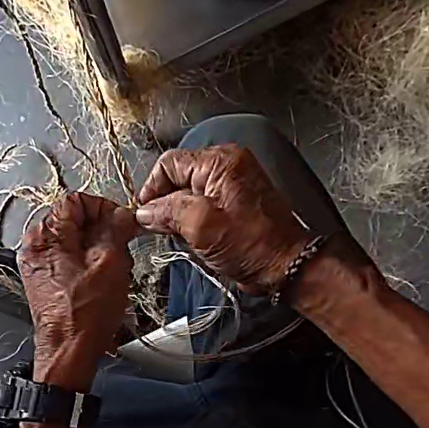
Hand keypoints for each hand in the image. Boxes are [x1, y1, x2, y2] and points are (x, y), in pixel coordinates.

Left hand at [18, 193, 138, 391]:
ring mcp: (38, 265)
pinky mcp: (45, 281)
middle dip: (103, 232)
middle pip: (75, 221)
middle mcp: (35, 247)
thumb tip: (122, 213)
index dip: (103, 207)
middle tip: (121, 251)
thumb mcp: (110, 262)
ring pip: (75, 242)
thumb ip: (115, 228)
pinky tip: (103, 283)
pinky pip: (70, 261)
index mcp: (45, 235)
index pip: (75, 200)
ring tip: (113, 272)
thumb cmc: (85, 314)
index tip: (121, 223)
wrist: (69, 351)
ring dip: (99, 251)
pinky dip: (89, 265)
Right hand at [134, 145, 312, 292]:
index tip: (143, 217)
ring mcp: (232, 182)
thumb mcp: (200, 226)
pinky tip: (195, 236)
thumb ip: (167, 211)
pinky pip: (201, 203)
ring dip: (178, 214)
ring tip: (182, 235)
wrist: (285, 266)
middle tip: (162, 230)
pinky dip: (192, 218)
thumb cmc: (249, 245)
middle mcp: (226, 164)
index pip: (168, 164)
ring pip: (187, 192)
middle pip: (177, 177)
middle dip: (165, 203)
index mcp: (219, 161)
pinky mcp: (235, 200)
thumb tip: (143, 212)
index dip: (151, 189)